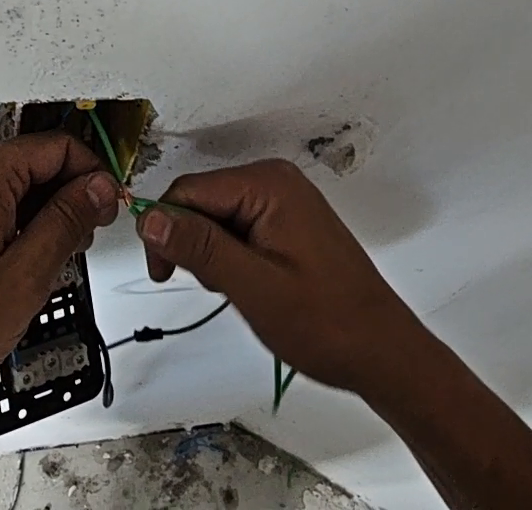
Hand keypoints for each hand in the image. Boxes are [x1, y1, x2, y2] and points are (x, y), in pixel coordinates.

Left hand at [0, 134, 120, 509]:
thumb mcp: (23, 279)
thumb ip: (67, 222)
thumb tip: (96, 188)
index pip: (57, 146)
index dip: (93, 175)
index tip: (107, 206)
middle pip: (31, 161)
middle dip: (66, 195)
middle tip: (83, 237)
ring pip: (7, 183)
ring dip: (38, 211)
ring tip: (50, 260)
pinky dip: (8, 221)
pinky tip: (15, 264)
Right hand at [135, 159, 426, 397]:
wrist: (380, 350)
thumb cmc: (329, 323)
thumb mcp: (253, 286)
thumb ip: (200, 247)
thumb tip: (151, 218)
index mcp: (268, 185)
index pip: (188, 191)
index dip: (165, 230)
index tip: (163, 271)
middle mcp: (275, 181)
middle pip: (201, 201)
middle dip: (192, 244)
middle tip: (213, 286)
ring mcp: (283, 200)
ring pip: (216, 217)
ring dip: (211, 254)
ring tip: (238, 289)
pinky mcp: (285, 220)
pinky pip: (237, 227)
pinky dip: (230, 256)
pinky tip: (248, 283)